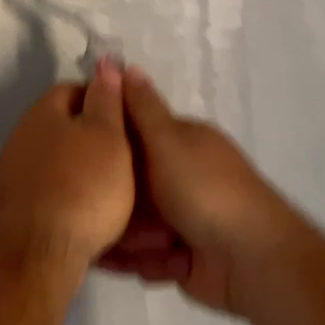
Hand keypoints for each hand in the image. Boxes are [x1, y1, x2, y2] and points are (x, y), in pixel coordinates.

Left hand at [0, 60, 136, 273]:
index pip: (74, 90)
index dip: (104, 101)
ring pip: (56, 158)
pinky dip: (69, 192)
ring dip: (81, 167)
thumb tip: (104, 62)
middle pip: (63, 124)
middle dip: (93, 137)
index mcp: (42, 111)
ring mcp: (14, 170)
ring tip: (115, 188)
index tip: (130, 124)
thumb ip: (107, 99)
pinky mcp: (15, 202)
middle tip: (128, 158)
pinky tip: (89, 211)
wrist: (40, 251)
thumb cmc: (84, 187)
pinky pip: (49, 186)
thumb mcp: (108, 137)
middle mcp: (21, 134)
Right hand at [100, 67, 299, 315]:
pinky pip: (146, 255)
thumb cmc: (204, 190)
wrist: (251, 261)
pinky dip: (135, 260)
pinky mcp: (184, 258)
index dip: (107, 140)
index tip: (73, 148)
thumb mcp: (166, 140)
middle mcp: (184, 177)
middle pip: (132, 181)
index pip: (135, 132)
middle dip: (110, 195)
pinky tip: (109, 262)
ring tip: (94, 236)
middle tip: (80, 199)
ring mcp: (186, 219)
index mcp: (184, 142)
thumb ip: (141, 107)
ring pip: (136, 221)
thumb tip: (122, 63)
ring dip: (121, 232)